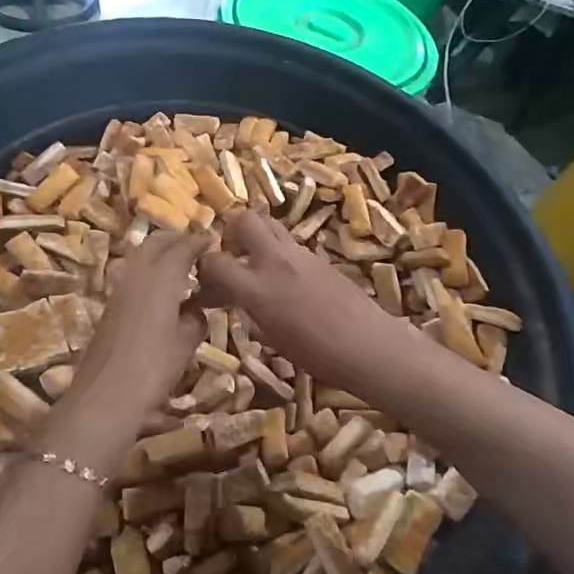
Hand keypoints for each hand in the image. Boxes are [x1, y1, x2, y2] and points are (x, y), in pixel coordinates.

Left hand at [63, 230, 207, 418]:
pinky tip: (161, 291)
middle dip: (175, 240)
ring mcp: (118, 290)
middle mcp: (137, 275)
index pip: (181, 247)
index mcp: (160, 277)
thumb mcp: (185, 344)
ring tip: (180, 266)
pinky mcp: (109, 307)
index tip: (212, 239)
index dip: (198, 241)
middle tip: (195, 246)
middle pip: (154, 244)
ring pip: (139, 257)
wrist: (106, 396)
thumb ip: (195, 319)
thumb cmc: (153, 367)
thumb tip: (197, 309)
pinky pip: (131, 276)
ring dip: (158, 254)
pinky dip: (148, 272)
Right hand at [199, 210, 403, 395]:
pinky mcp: (319, 256)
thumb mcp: (273, 339)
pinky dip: (279, 251)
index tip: (205, 282)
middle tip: (233, 255)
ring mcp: (300, 254)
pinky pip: (290, 242)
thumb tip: (237, 303)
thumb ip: (250, 313)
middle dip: (232, 232)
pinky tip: (285, 277)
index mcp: (257, 288)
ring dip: (257, 236)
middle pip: (244, 219)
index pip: (215, 262)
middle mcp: (275, 261)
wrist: (368, 346)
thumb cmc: (317, 355)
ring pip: (270, 223)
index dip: (204, 269)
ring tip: (257, 262)